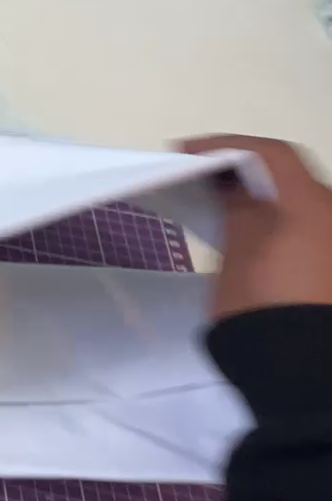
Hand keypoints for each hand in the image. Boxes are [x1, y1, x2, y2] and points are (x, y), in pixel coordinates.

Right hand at [181, 135, 331, 319]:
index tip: (183, 153)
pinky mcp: (326, 258)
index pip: (272, 154)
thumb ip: (239, 205)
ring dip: (255, 190)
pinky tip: (244, 224)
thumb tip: (230, 181)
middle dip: (240, 168)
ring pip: (295, 197)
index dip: (225, 145)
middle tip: (195, 175)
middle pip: (288, 175)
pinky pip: (302, 220)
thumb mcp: (240, 247)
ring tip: (215, 199)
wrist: (299, 355)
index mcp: (314, 206)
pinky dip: (270, 211)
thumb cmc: (264, 297)